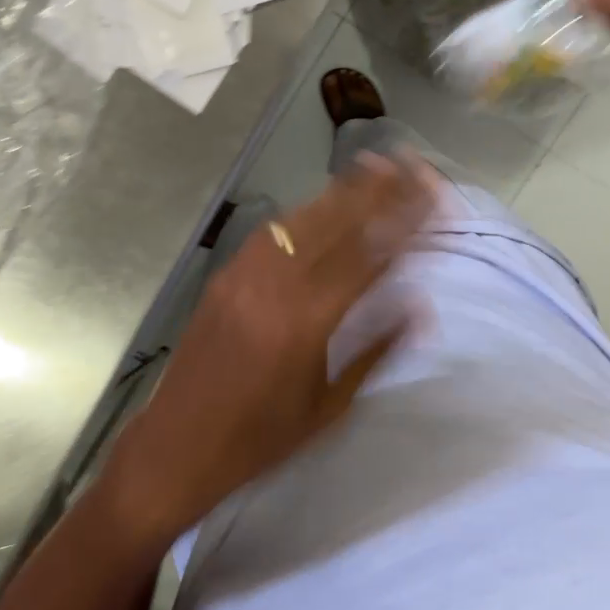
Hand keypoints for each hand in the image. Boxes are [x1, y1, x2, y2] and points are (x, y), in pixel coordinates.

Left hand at [107, 153, 437, 542]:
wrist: (177, 446)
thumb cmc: (260, 440)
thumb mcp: (328, 406)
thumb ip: (374, 350)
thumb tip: (420, 307)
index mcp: (306, 322)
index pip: (367, 256)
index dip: (403, 221)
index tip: (432, 195)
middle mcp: (273, 286)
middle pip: (334, 224)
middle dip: (376, 190)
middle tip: (411, 163)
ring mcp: (242, 276)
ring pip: (300, 221)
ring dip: (339, 193)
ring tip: (373, 168)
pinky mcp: (222, 278)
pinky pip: (269, 234)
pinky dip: (303, 214)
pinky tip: (320, 207)